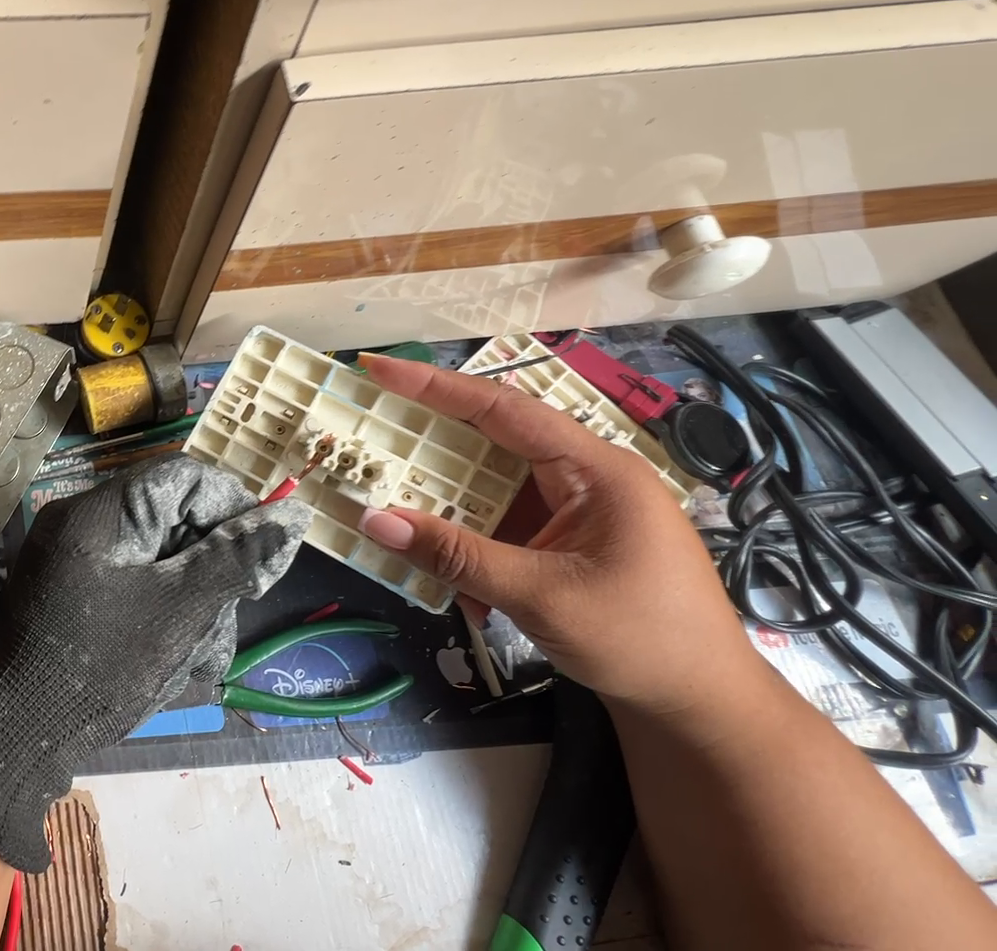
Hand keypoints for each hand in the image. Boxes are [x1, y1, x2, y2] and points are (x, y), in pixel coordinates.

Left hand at [0, 454, 309, 870]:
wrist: (16, 734)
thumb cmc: (99, 670)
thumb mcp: (179, 612)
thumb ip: (235, 559)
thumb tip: (291, 514)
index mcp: (98, 513)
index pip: (182, 476)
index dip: (229, 507)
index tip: (255, 557)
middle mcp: (82, 523)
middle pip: (172, 515)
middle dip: (210, 565)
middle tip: (227, 613)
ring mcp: (74, 558)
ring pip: (159, 555)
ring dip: (191, 598)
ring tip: (199, 652)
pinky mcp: (74, 589)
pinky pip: (134, 582)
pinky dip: (162, 611)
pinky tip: (176, 655)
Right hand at [351, 354, 755, 713]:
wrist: (700, 704)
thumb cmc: (640, 640)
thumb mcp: (539, 595)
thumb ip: (454, 555)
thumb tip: (373, 520)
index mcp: (595, 470)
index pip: (503, 409)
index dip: (435, 385)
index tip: (379, 368)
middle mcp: (584, 478)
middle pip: (492, 440)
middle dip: (430, 440)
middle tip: (371, 428)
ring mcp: (574, 510)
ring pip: (490, 487)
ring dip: (446, 504)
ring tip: (397, 508)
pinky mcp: (564, 541)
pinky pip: (500, 525)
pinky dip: (469, 545)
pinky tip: (457, 587)